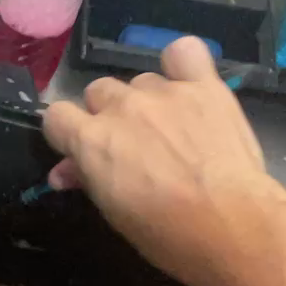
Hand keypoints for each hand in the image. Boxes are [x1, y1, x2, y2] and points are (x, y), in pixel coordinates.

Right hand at [42, 36, 285, 285]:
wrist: (230, 225)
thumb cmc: (164, 233)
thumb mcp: (112, 211)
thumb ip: (86, 178)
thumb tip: (64, 171)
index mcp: (90, 140)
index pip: (56, 116)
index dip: (66, 134)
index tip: (80, 152)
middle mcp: (121, 106)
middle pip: (97, 92)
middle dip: (106, 116)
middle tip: (129, 146)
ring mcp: (164, 92)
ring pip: (139, 81)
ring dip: (145, 101)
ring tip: (168, 128)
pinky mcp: (204, 86)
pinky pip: (184, 52)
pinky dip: (180, 65)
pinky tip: (186, 86)